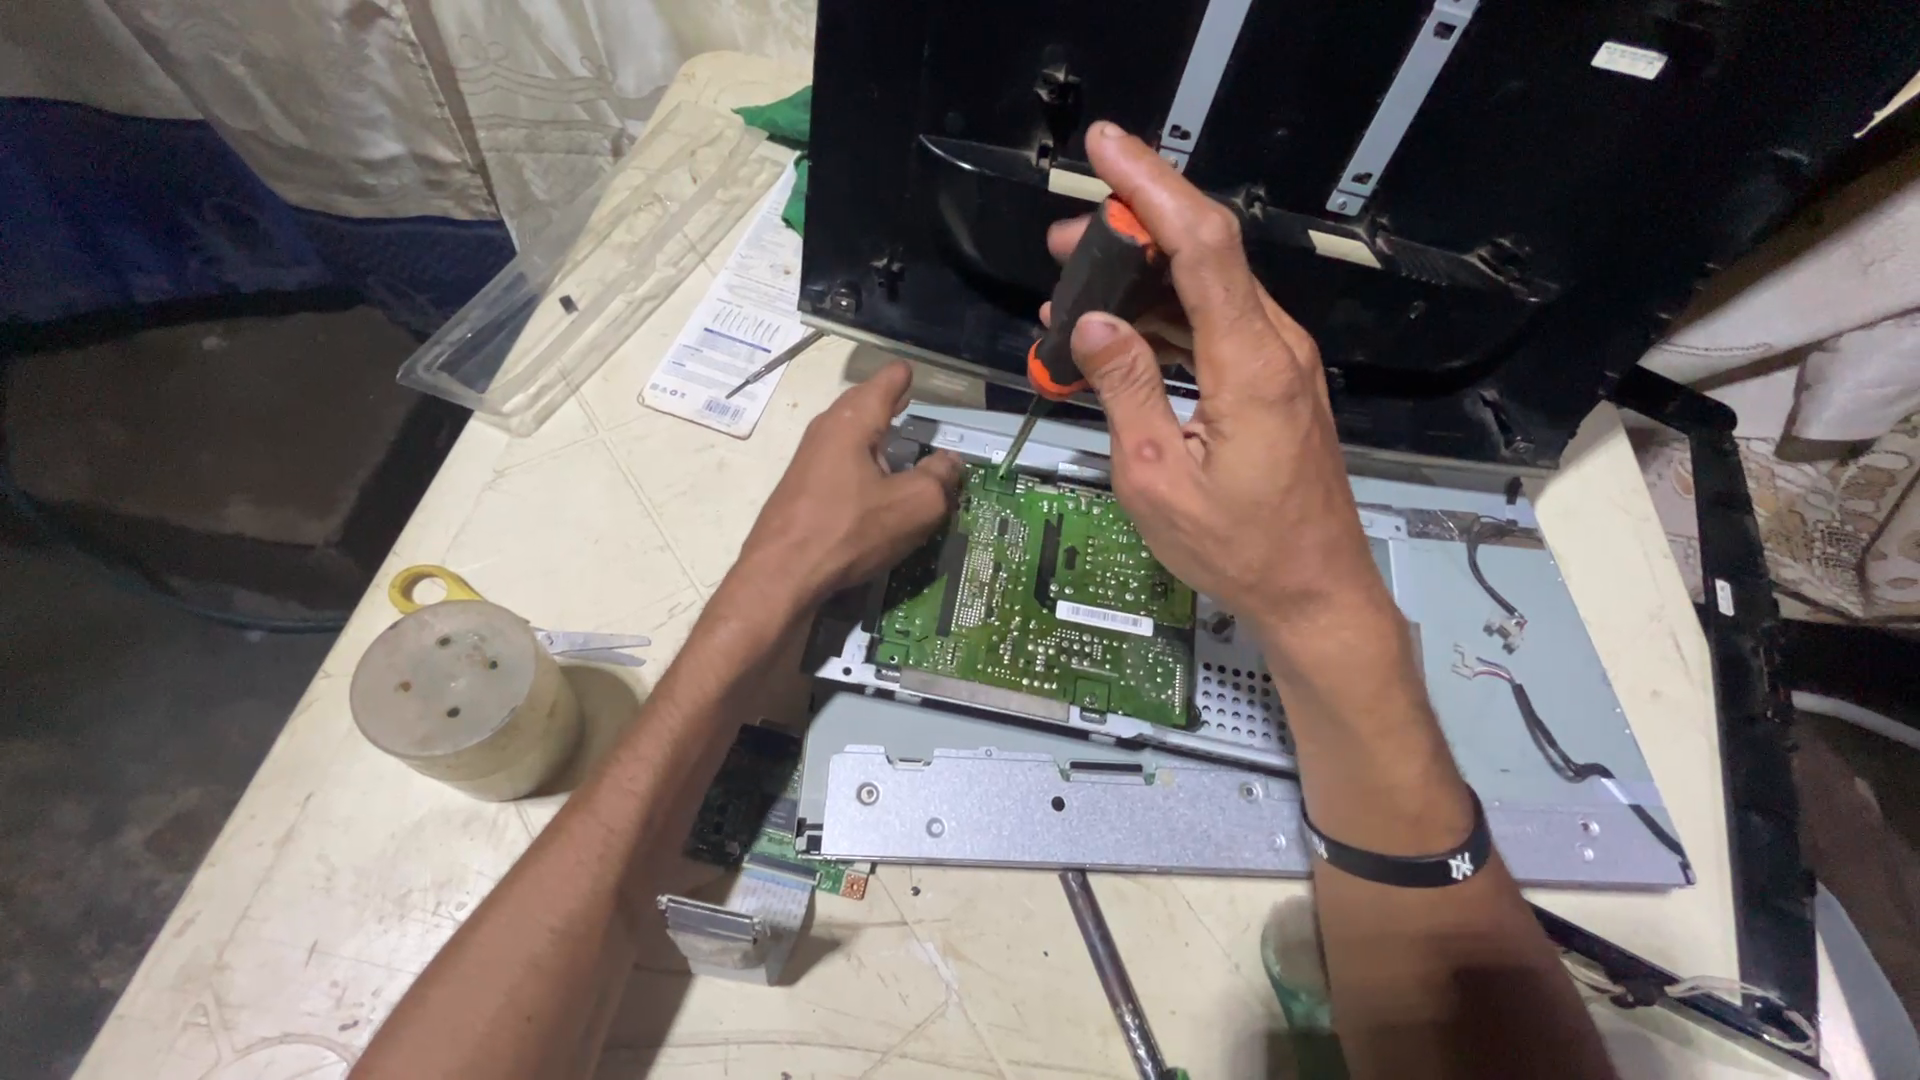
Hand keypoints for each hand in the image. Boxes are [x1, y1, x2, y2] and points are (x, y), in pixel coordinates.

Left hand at [731, 361, 961, 610]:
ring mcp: (809, 460)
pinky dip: (863, 465)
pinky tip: (875, 487)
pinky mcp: (803, 490)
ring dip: (877, 438)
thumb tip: (950, 461)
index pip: (887, 380)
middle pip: (864, 404)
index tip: (919, 379)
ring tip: (902, 447)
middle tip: (914, 407)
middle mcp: (827, 429)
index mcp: (853, 420)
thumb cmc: (850, 530)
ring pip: (851, 436)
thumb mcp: (914, 505)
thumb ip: (940, 477)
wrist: (782, 575)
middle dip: (891, 404)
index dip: (908, 378)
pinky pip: (841, 464)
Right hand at [1043, 122, 1391, 636]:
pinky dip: (1163, 321)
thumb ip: (1127, 391)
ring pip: (1206, 289)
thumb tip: (1094, 322)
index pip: (1202, 245)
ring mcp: (1279, 362)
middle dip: (1131, 231)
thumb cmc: (1236, 547)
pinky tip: (1115, 334)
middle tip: (1058, 244)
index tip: (1103, 149)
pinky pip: (1214, 328)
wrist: (1314, 588)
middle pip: (1204, 253)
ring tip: (1071, 286)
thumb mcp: (1158, 478)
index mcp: (1249, 364)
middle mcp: (1274, 345)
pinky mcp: (1273, 382)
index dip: (1151, 186)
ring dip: (1140, 279)